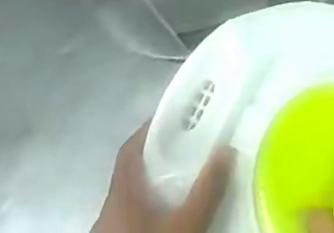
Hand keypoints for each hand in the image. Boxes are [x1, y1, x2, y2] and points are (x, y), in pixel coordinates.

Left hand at [92, 122, 231, 232]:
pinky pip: (132, 218)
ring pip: (132, 198)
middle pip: (132, 173)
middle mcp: (108, 211)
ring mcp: (108, 232)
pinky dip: (152, 208)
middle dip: (160, 157)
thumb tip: (226, 147)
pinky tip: (174, 216)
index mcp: (120, 196)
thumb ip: (206, 188)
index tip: (178, 113)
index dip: (151, 128)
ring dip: (157, 185)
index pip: (129, 149)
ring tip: (189, 178)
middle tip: (194, 144)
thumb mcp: (186, 226)